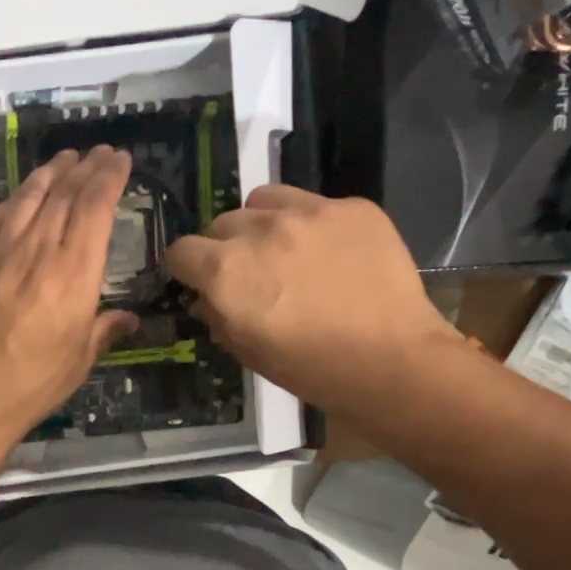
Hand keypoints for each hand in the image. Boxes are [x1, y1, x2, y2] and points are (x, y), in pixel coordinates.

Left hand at [0, 146, 139, 450]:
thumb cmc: (35, 385)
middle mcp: (37, 254)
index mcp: (72, 275)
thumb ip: (104, 329)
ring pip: (27, 199)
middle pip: (63, 195)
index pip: (94, 207)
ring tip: (63, 160)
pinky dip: (13, 201)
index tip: (120, 159)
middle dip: (85, 167)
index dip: (109, 177)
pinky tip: (21, 197)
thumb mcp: (80, 360)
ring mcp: (0, 257)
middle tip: (98, 152)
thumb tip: (127, 319)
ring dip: (49, 174)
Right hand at [166, 185, 458, 411]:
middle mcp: (260, 230)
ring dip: (260, 222)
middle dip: (224, 246)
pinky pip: (313, 203)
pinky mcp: (352, 207)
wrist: (389, 360)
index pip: (181, 251)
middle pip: (221, 223)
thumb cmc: (308, 368)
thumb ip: (218, 316)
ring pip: (263, 201)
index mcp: (226, 272)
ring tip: (281, 249)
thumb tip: (208, 299)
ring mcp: (309, 212)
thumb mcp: (246, 352)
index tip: (197, 281)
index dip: (185, 268)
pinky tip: (328, 254)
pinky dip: (309, 224)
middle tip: (247, 273)